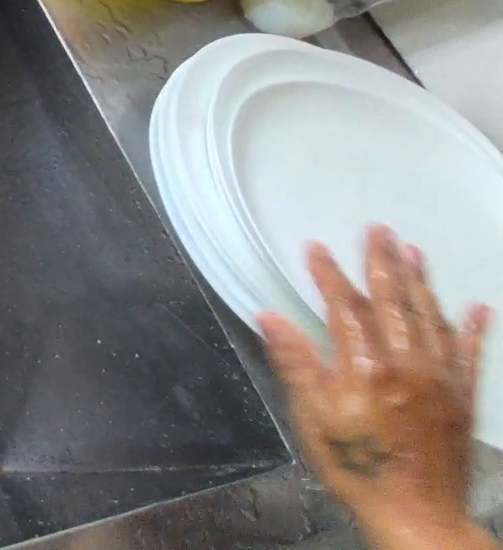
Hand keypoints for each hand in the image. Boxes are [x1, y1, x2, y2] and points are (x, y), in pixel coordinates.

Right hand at [260, 226, 493, 549]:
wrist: (417, 514)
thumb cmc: (353, 461)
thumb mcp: (311, 413)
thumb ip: (294, 361)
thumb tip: (269, 315)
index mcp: (366, 368)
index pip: (345, 308)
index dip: (329, 275)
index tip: (315, 247)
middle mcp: (409, 367)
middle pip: (393, 305)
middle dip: (383, 265)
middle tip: (378, 230)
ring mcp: (442, 382)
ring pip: (430, 320)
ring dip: (420, 284)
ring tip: (411, 251)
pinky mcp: (463, 399)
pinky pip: (470, 356)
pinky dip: (471, 329)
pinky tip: (475, 307)